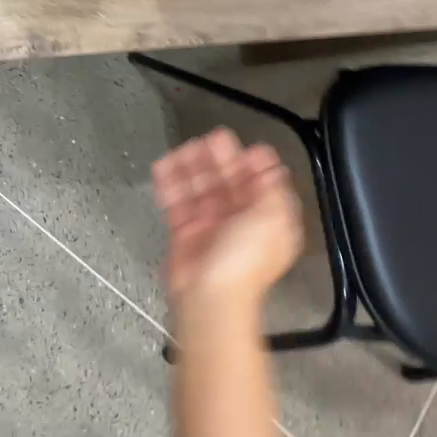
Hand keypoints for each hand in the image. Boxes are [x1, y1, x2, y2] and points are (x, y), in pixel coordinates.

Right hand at [151, 128, 302, 307]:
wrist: (209, 295)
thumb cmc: (243, 262)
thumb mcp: (270, 223)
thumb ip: (271, 192)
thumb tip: (273, 169)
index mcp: (267, 222)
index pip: (262, 187)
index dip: (255, 167)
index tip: (248, 148)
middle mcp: (240, 222)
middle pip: (227, 184)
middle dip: (218, 161)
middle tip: (209, 140)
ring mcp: (211, 225)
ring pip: (199, 188)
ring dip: (190, 169)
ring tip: (180, 152)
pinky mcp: (184, 230)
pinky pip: (176, 201)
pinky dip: (168, 185)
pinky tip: (162, 171)